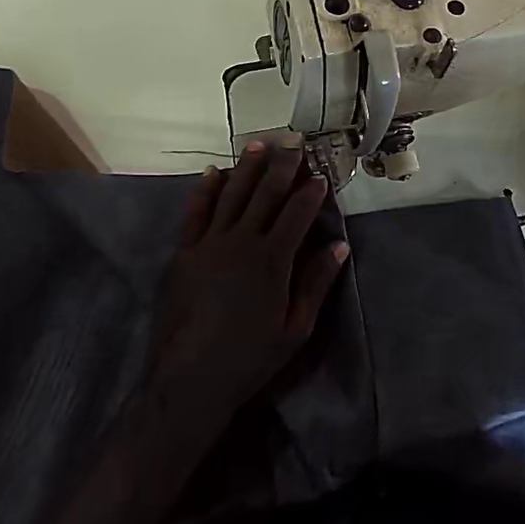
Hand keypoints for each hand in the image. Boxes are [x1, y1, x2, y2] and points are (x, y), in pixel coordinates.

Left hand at [146, 139, 349, 421]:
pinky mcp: (185, 253)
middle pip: (266, 193)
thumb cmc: (249, 358)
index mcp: (272, 259)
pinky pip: (196, 213)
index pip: (297, 212)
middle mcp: (242, 241)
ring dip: (248, 167)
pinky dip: (206, 190)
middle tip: (294, 141)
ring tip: (260, 143)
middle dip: (282, 165)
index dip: (310, 191)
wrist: (189, 382)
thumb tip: (339, 245)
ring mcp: (210, 244)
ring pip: (232, 194)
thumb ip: (316, 283)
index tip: (321, 175)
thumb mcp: (295, 329)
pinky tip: (214, 172)